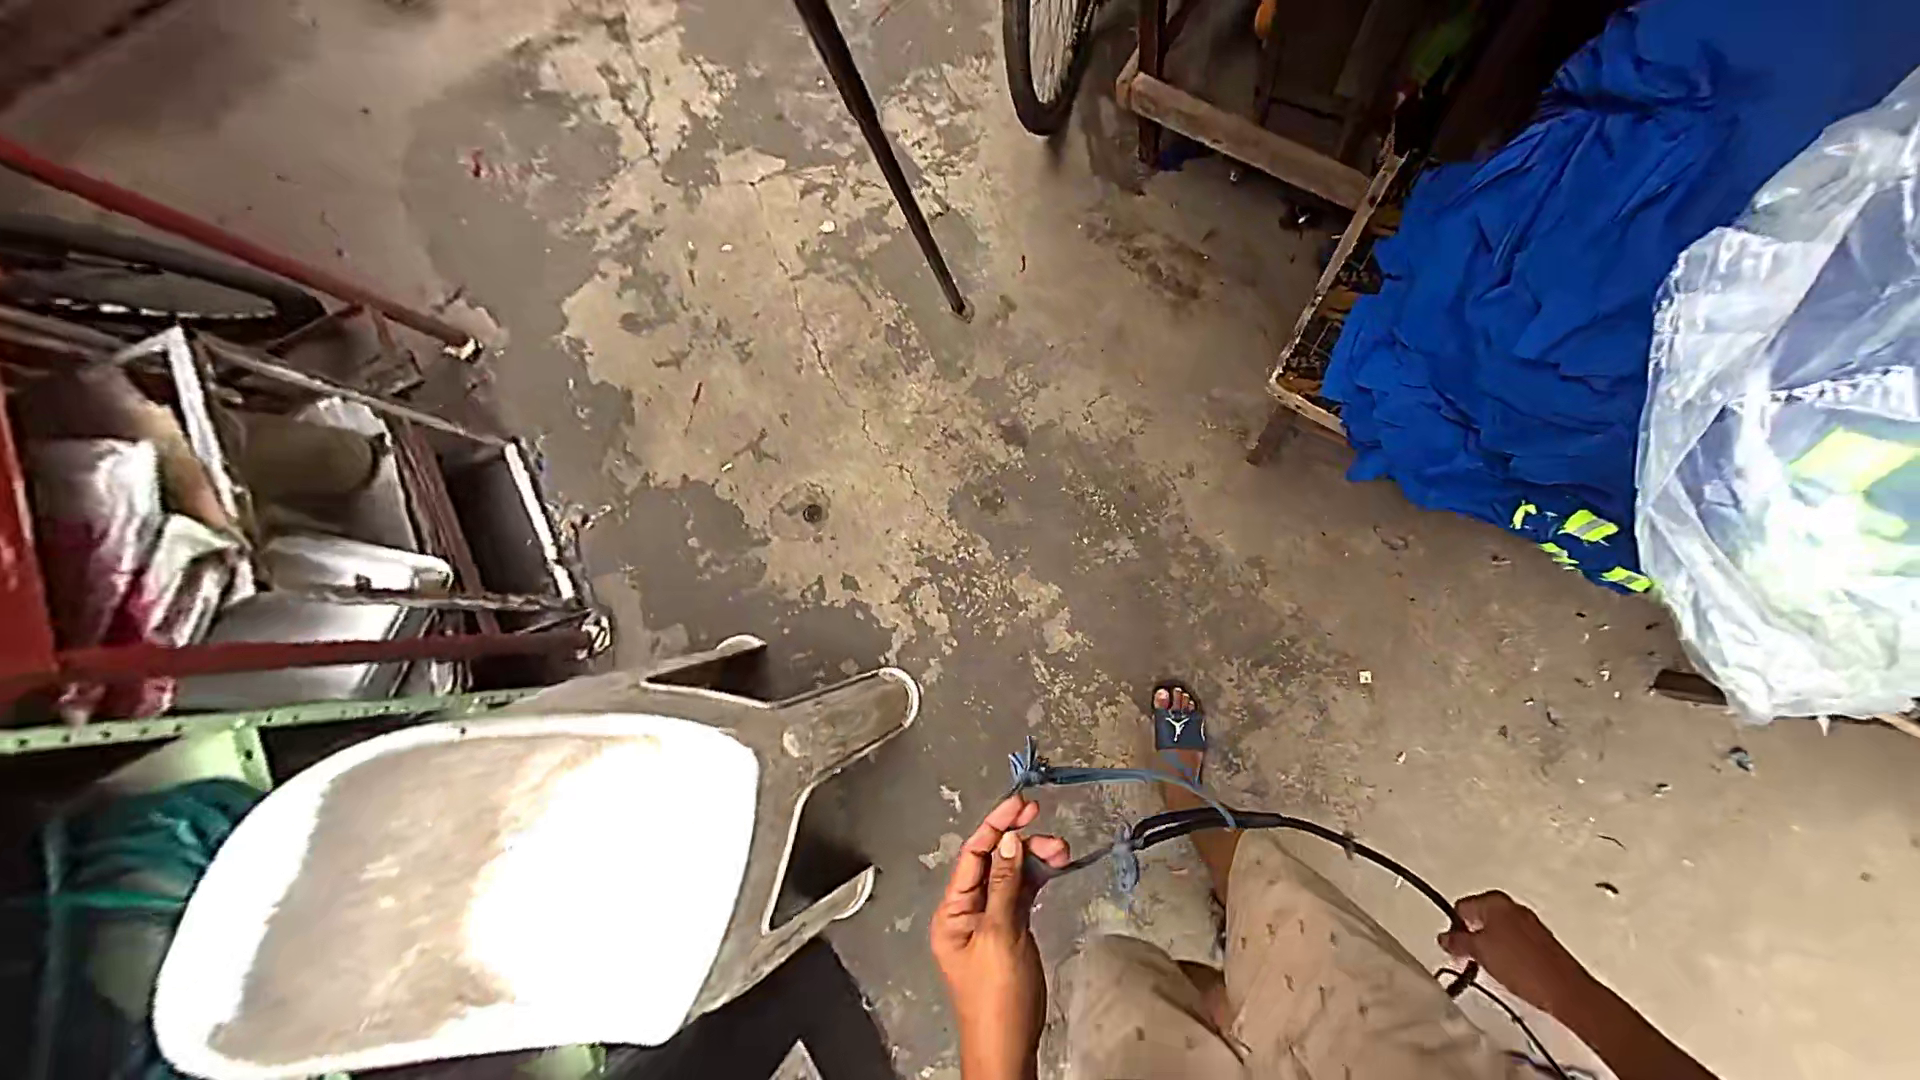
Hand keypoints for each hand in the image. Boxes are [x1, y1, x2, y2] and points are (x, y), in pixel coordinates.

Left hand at [929, 795, 1069, 1079]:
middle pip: (992, 860)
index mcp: (953, 909)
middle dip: (1018, 839)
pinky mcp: (1010, 927)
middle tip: (1042, 819)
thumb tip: (1009, 839)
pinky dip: (1038, 876)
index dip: (995, 825)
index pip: (972, 854)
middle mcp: (968, 908)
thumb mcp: (1000, 935)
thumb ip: (1004, 884)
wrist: (1009, 1050)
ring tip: (1060, 850)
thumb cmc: (997, 997)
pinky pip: (1022, 890)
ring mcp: (990, 917)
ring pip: (1011, 873)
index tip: (1018, 804)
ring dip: (1034, 857)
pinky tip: (1055, 864)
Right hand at [1439, 891, 1596, 1017]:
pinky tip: (1511, 970)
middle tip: (1470, 954)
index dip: (1454, 927)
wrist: (1568, 993)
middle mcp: (1514, 907)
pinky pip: (1519, 943)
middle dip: (1474, 935)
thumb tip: (1446, 939)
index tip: (1453, 943)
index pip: (1461, 907)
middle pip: (1482, 917)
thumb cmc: (1525, 966)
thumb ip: (1456, 942)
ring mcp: (1533, 925)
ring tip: (1492, 966)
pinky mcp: (1547, 945)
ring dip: (1493, 945)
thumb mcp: (1478, 952)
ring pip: (1501, 931)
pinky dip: (1511, 953)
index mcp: (1495, 900)